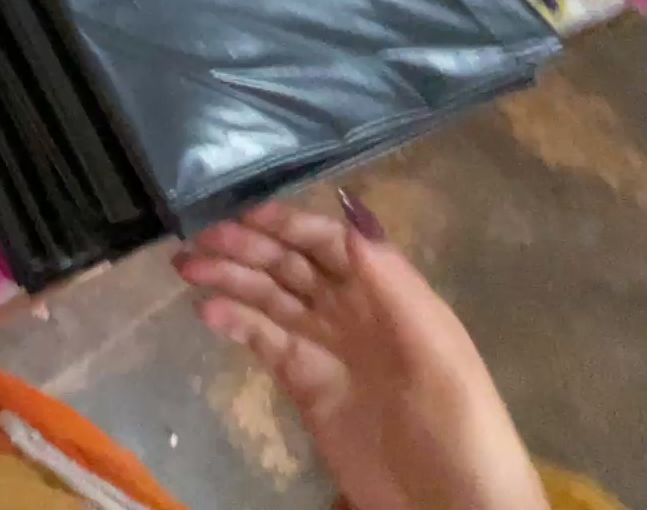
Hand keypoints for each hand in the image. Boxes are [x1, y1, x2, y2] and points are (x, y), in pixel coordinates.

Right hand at [174, 195, 548, 509]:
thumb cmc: (461, 433)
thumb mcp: (438, 357)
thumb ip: (393, 286)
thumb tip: (352, 213)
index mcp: (388, 296)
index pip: (329, 244)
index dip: (287, 225)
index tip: (244, 213)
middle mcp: (350, 310)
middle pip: (289, 264)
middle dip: (245, 245)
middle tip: (199, 238)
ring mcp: (321, 344)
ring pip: (266, 294)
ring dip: (227, 276)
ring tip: (186, 267)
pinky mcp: (299, 377)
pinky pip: (259, 337)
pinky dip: (231, 320)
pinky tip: (207, 312)